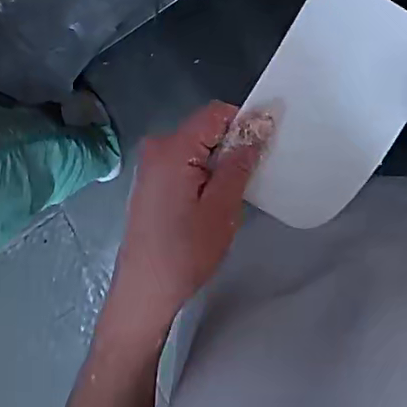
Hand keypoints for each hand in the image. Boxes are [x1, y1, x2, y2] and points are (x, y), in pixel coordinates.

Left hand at [110, 102, 269, 323]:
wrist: (143, 293)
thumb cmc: (184, 252)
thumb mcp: (222, 207)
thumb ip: (240, 162)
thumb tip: (258, 127)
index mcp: (172, 149)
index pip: (215, 113)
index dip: (244, 121)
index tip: (264, 144)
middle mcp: (156, 149)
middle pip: (206, 128)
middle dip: (232, 145)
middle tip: (250, 176)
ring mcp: (150, 166)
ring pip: (197, 147)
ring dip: (218, 162)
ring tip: (231, 194)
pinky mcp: (150, 183)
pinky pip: (184, 162)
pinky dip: (203, 173)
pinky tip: (210, 202)